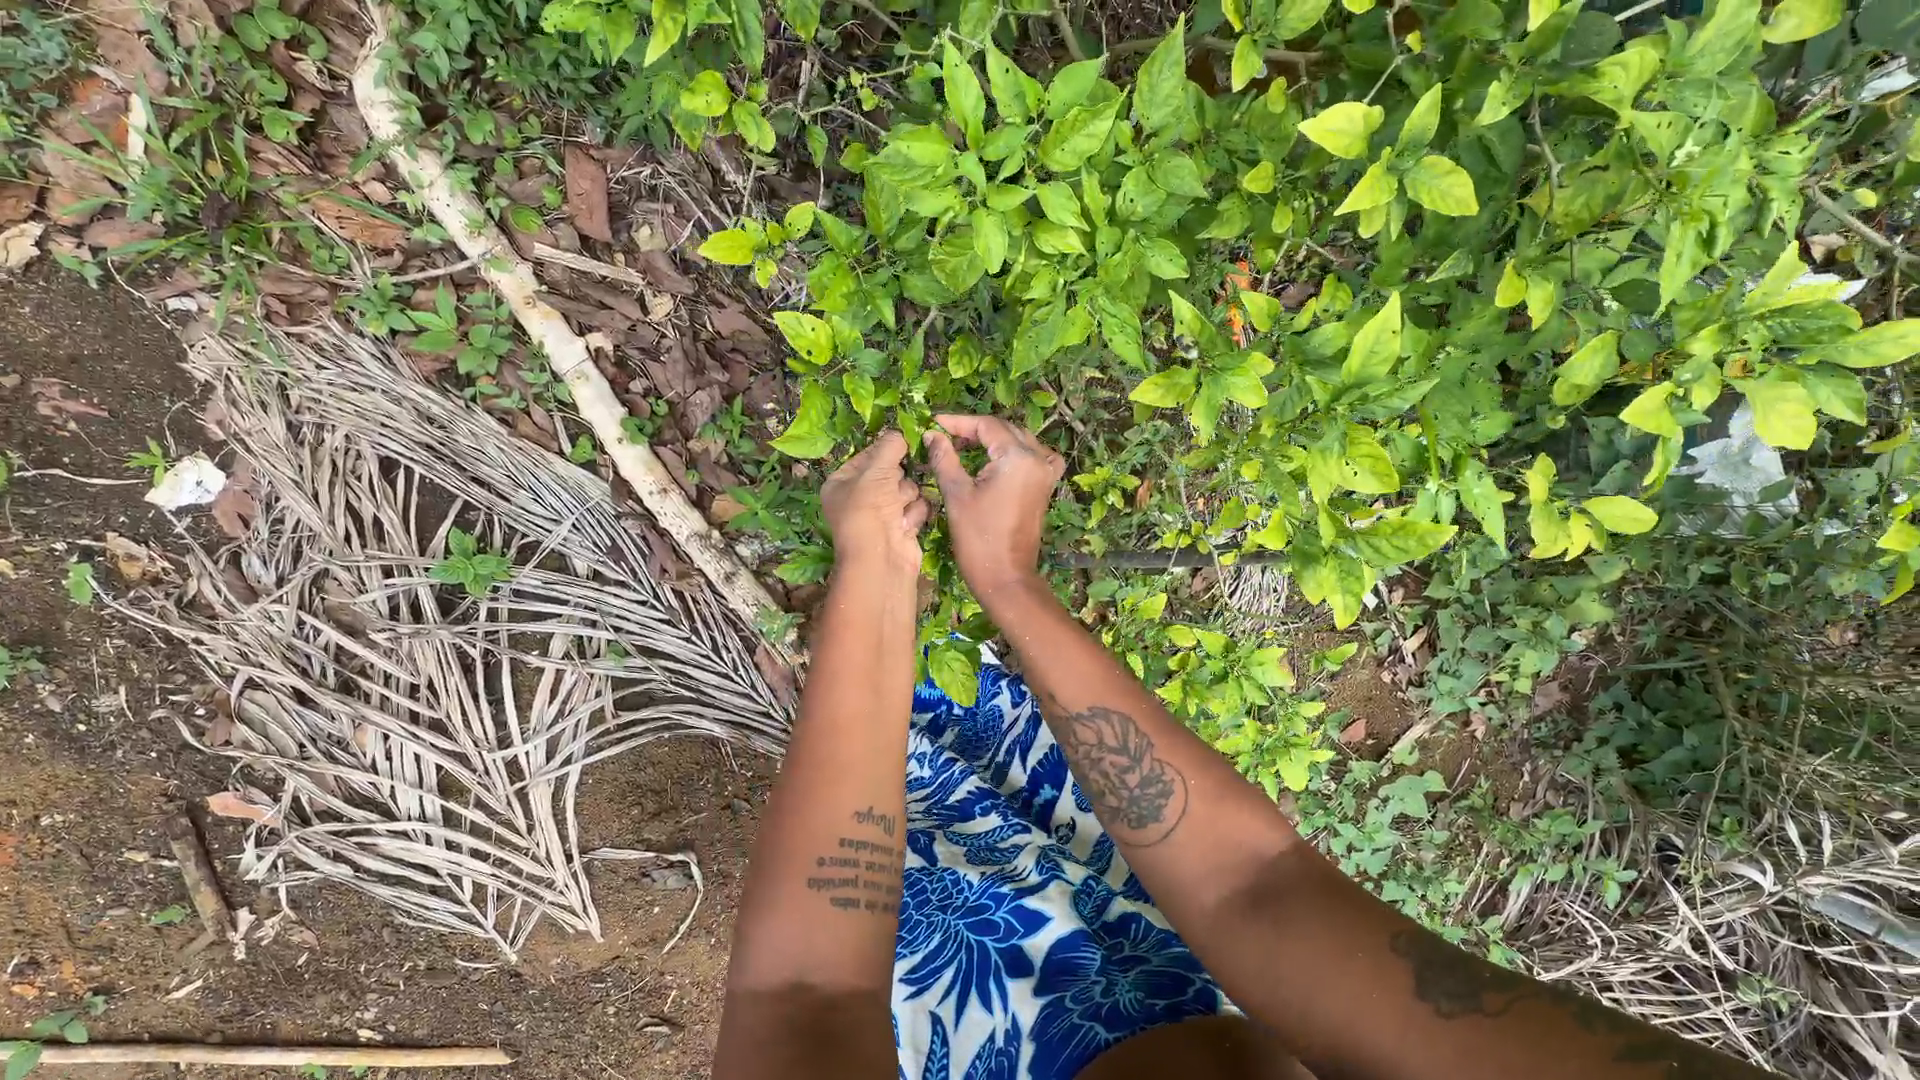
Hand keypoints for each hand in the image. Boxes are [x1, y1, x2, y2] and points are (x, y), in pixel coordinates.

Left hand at [821, 430, 930, 579]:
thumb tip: (900, 433)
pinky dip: (913, 515)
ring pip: (908, 488)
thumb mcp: (877, 470)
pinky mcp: (901, 528)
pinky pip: (915, 508)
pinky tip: (905, 525)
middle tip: (893, 487)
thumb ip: (890, 446)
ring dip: (907, 497)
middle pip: (892, 472)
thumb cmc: (868, 510)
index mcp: (841, 483)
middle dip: (898, 479)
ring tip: (898, 512)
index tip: (901, 445)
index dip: (885, 452)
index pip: (868, 456)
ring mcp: (881, 515)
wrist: (881, 558)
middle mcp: (859, 498)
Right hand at [923, 414, 1064, 597]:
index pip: (986, 426)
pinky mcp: (1045, 487)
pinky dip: (1018, 452)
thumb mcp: (956, 494)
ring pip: (1019, 440)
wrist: (1005, 577)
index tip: (935, 423)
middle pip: (1004, 430)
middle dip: (975, 430)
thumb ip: (945, 458)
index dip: (958, 422)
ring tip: (966, 447)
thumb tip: (934, 435)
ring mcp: (1046, 474)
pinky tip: (1001, 459)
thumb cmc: (978, 538)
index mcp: (1018, 457)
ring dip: (994, 439)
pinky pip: (1035, 457)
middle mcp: (1037, 459)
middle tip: (945, 437)